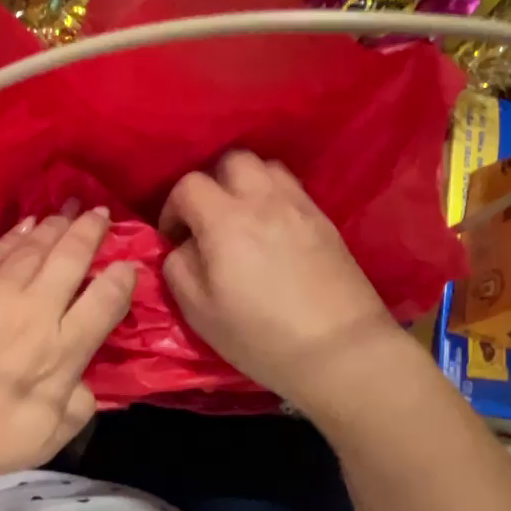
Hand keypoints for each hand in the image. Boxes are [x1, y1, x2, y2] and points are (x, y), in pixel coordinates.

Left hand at [0, 204, 137, 510]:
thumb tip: (90, 382)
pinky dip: (14, 235)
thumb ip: (78, 407)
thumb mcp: (45, 441)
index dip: (122, 278)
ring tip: (69, 209)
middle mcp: (33, 311)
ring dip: (55, 226)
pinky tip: (26, 225)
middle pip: (70, 258)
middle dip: (90, 232)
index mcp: (61, 351)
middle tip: (100, 213)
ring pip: (33, 248)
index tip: (129, 265)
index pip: (105, 301)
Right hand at [160, 151, 406, 403]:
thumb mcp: (198, 310)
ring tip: (240, 220)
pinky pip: (292, 189)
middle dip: (211, 184)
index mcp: (225, 221)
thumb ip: (178, 267)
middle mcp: (264, 200)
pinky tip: (270, 231)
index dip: (172, 208)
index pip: (188, 185)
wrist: (339, 350)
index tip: (173, 238)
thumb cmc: (259, 336)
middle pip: (231, 160)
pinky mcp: (325, 221)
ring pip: (266, 168)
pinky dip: (273, 198)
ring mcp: (300, 207)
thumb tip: (183, 246)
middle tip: (206, 220)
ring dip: (245, 185)